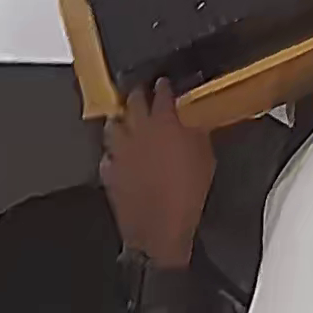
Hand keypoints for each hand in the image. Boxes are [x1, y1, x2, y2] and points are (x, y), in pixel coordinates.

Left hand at [100, 79, 214, 267]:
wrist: (160, 230)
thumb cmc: (188, 192)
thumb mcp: (205, 158)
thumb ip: (198, 133)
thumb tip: (195, 121)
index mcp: (163, 122)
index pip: (162, 93)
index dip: (164, 85)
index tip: (164, 82)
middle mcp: (138, 129)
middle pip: (134, 101)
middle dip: (138, 93)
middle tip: (142, 92)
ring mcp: (120, 150)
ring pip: (113, 124)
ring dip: (120, 119)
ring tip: (124, 119)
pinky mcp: (109, 171)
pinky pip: (107, 156)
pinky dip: (112, 153)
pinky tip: (117, 156)